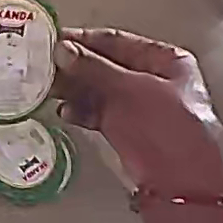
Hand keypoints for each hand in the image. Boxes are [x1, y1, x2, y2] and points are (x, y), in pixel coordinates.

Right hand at [53, 27, 222, 195]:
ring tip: (44, 88)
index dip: (84, 39)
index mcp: (165, 60)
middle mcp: (153, 80)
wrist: (180, 184)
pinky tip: (63, 113)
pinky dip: (81, 112)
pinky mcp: (126, 131)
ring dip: (73, 89)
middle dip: (74, 67)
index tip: (53, 39)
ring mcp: (139, 107)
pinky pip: (98, 114)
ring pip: (98, 91)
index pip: (118, 41)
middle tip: (41, 65)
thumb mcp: (129, 89)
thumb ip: (93, 68)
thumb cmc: (165, 126)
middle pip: (105, 66)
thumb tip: (60, 48)